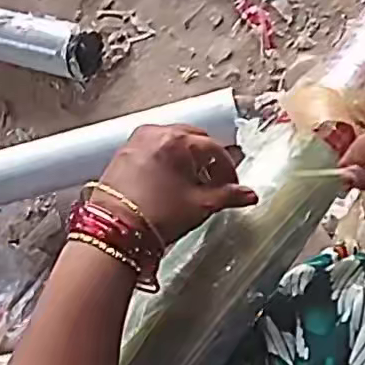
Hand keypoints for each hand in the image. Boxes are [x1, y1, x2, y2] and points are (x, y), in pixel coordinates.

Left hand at [94, 124, 256, 243]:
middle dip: (207, 158)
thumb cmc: (157, 216)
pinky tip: (170, 181)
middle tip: (215, 181)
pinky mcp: (123, 153)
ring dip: (187, 157)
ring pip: (173, 141)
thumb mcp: (201, 205)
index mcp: (179, 141)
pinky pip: (154, 148)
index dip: (228, 168)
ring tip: (191, 182)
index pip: (214, 149)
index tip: (232, 184)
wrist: (115, 230)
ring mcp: (137, 141)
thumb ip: (229, 195)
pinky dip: (167, 159)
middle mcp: (157, 133)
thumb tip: (249, 195)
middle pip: (194, 138)